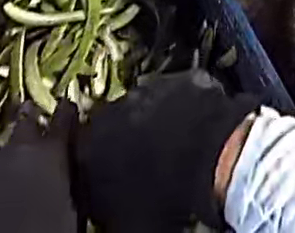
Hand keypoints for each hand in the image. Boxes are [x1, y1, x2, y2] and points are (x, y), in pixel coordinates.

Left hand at [0, 104, 80, 232]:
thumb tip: (66, 176)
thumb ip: (65, 181)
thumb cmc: (39, 230)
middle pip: (25, 121)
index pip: (63, 119)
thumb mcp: (67, 208)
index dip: (66, 111)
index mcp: (50, 152)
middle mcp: (18, 149)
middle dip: (28, 117)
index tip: (67, 104)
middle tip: (30, 113)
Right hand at [75, 71, 259, 230]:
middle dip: (127, 142)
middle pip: (115, 126)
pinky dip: (185, 107)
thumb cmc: (163, 199)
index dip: (100, 171)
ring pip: (147, 106)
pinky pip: (179, 94)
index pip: (83, 158)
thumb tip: (112, 217)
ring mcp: (151, 87)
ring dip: (156, 122)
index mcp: (89, 146)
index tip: (112, 183)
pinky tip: (197, 129)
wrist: (210, 157)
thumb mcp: (123, 226)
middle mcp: (114, 108)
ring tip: (175, 149)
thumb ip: (107, 215)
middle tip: (147, 166)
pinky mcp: (182, 76)